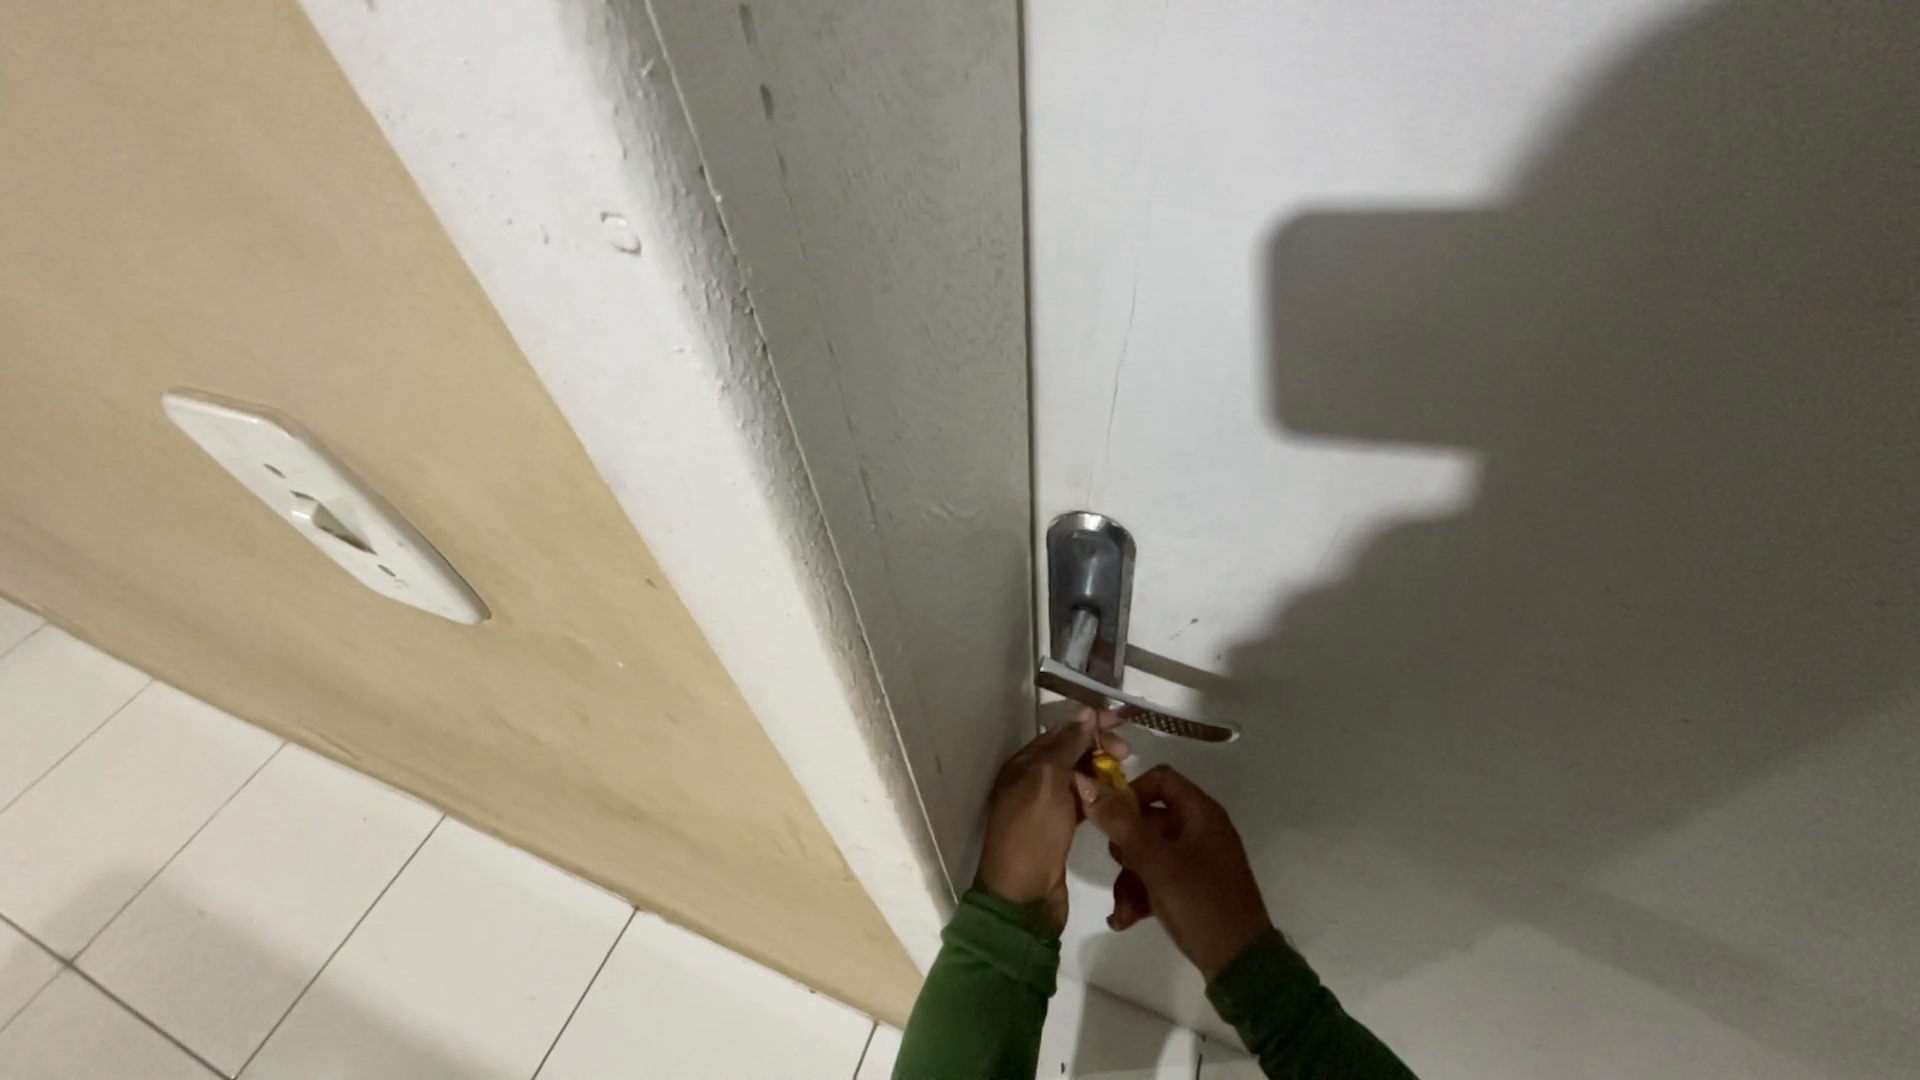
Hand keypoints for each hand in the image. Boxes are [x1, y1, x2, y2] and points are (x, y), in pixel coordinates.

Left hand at [975, 708, 1129, 929]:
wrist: (1024, 896)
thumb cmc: (1032, 832)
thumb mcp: (1047, 781)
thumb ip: (1066, 746)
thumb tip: (1085, 712)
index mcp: (1024, 763)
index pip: (1061, 732)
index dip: (1091, 724)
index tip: (1123, 721)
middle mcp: (1032, 779)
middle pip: (1070, 752)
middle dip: (1099, 746)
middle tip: (1129, 753)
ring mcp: (1045, 805)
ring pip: (1078, 776)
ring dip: (1101, 769)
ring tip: (1128, 771)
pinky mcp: (1059, 828)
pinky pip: (1082, 801)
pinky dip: (1099, 794)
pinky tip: (1118, 797)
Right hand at [1075, 764, 1272, 980]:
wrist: (1241, 967)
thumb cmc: (1201, 904)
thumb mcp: (1156, 862)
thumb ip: (1120, 823)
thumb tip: (1085, 782)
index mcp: (1200, 813)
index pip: (1159, 779)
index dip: (1131, 792)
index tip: (1109, 817)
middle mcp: (1199, 829)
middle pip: (1147, 820)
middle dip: (1125, 848)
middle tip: (1120, 867)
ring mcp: (1196, 860)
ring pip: (1147, 852)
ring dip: (1128, 879)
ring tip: (1122, 911)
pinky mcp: (1192, 887)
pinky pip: (1157, 876)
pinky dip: (1140, 894)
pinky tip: (1125, 920)